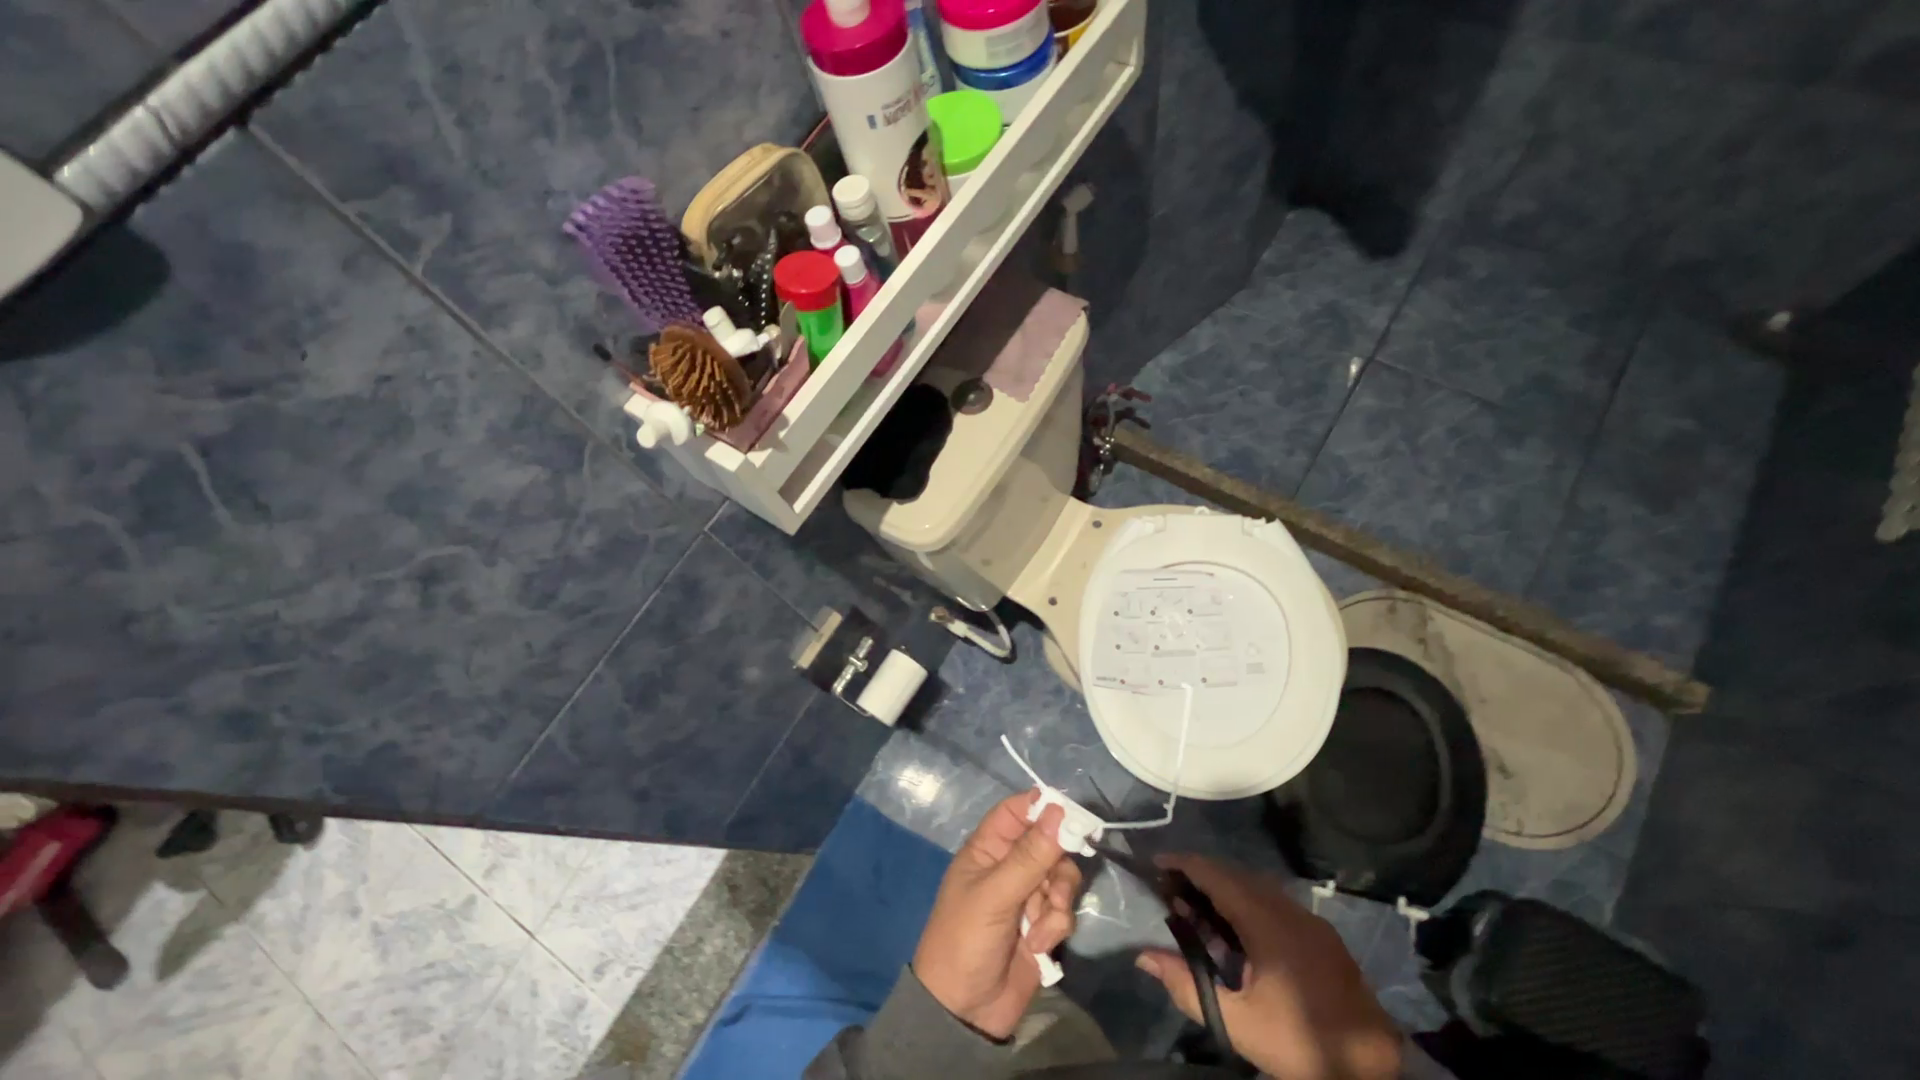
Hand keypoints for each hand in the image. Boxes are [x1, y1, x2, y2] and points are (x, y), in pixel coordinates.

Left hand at [913, 792, 1084, 1039]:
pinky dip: (1056, 925)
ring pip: (1061, 878)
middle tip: (1053, 885)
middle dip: (1057, 863)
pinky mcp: (1042, 927)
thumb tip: (1058, 809)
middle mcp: (1008, 868)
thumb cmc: (964, 942)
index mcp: (987, 851)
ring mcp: (1027, 898)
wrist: (964, 1011)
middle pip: (1049, 843)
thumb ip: (1029, 856)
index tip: (1070, 813)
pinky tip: (1039, 945)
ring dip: (1057, 899)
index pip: (1017, 812)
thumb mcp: (994, 896)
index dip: (1043, 808)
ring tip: (1042, 923)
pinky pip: (1063, 911)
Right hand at [1135, 855, 1401, 1079]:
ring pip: (1258, 888)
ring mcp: (1310, 921)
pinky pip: (1275, 904)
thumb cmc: (1300, 1040)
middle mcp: (1290, 911)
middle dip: (1200, 875)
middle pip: (1237, 876)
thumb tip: (1144, 957)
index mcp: (1269, 923)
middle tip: (1166, 888)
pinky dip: (1246, 903)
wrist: (1373, 1064)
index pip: (1219, 876)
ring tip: (1193, 907)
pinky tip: (1233, 930)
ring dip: (1224, 889)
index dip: (1185, 864)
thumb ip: (1187, 986)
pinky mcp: (1321, 937)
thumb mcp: (1237, 1022)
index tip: (1154, 862)